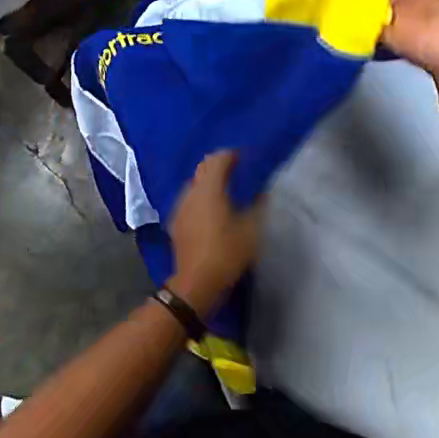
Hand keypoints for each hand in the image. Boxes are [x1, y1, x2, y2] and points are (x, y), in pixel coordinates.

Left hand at [166, 151, 264, 313]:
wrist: (196, 282)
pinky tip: (211, 209)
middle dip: (218, 165)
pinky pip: (189, 199)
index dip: (231, 155)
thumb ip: (258, 207)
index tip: (245, 157)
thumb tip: (262, 193)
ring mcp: (180, 207)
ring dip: (208, 182)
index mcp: (209, 189)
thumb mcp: (251, 230)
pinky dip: (201, 197)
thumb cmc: (226, 253)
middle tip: (237, 170)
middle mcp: (190, 192)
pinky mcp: (176, 222)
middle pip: (203, 169)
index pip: (217, 160)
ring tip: (226, 189)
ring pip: (194, 184)